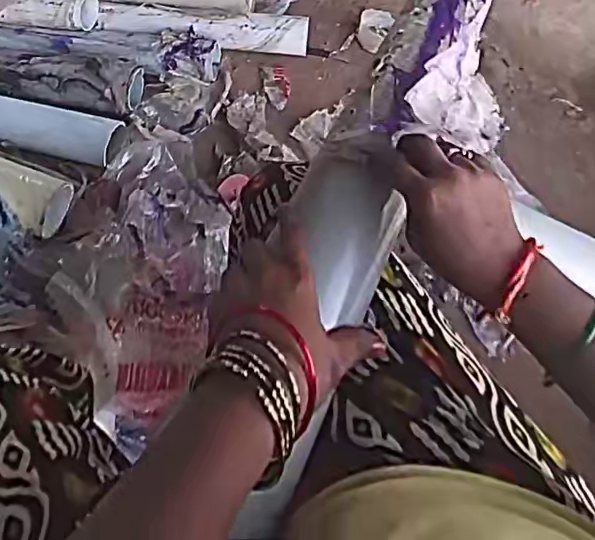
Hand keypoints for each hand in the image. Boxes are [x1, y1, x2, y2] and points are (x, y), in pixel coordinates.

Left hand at [210, 216, 383, 408]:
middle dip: (258, 251)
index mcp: (297, 277)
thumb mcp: (333, 358)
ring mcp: (236, 286)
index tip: (285, 209)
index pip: (293, 236)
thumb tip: (379, 341)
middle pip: (255, 245)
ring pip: (235, 266)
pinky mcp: (215, 304)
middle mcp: (265, 273)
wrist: (254, 385)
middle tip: (264, 264)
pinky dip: (224, 298)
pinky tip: (229, 312)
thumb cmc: (301, 365)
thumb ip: (353, 344)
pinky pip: (219, 292)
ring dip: (240, 274)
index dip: (289, 219)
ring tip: (246, 289)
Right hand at [387, 135, 528, 306]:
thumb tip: (405, 186)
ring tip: (437, 173)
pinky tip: (459, 180)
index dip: (381, 157)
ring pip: (445, 148)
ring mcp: (472, 173)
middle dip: (408, 146)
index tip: (379, 157)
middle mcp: (448, 177)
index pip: (393, 162)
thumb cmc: (456, 260)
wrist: (501, 268)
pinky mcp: (491, 174)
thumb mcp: (416, 236)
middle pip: (419, 141)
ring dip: (437, 158)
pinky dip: (460, 166)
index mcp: (425, 195)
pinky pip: (468, 159)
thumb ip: (408, 203)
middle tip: (405, 154)